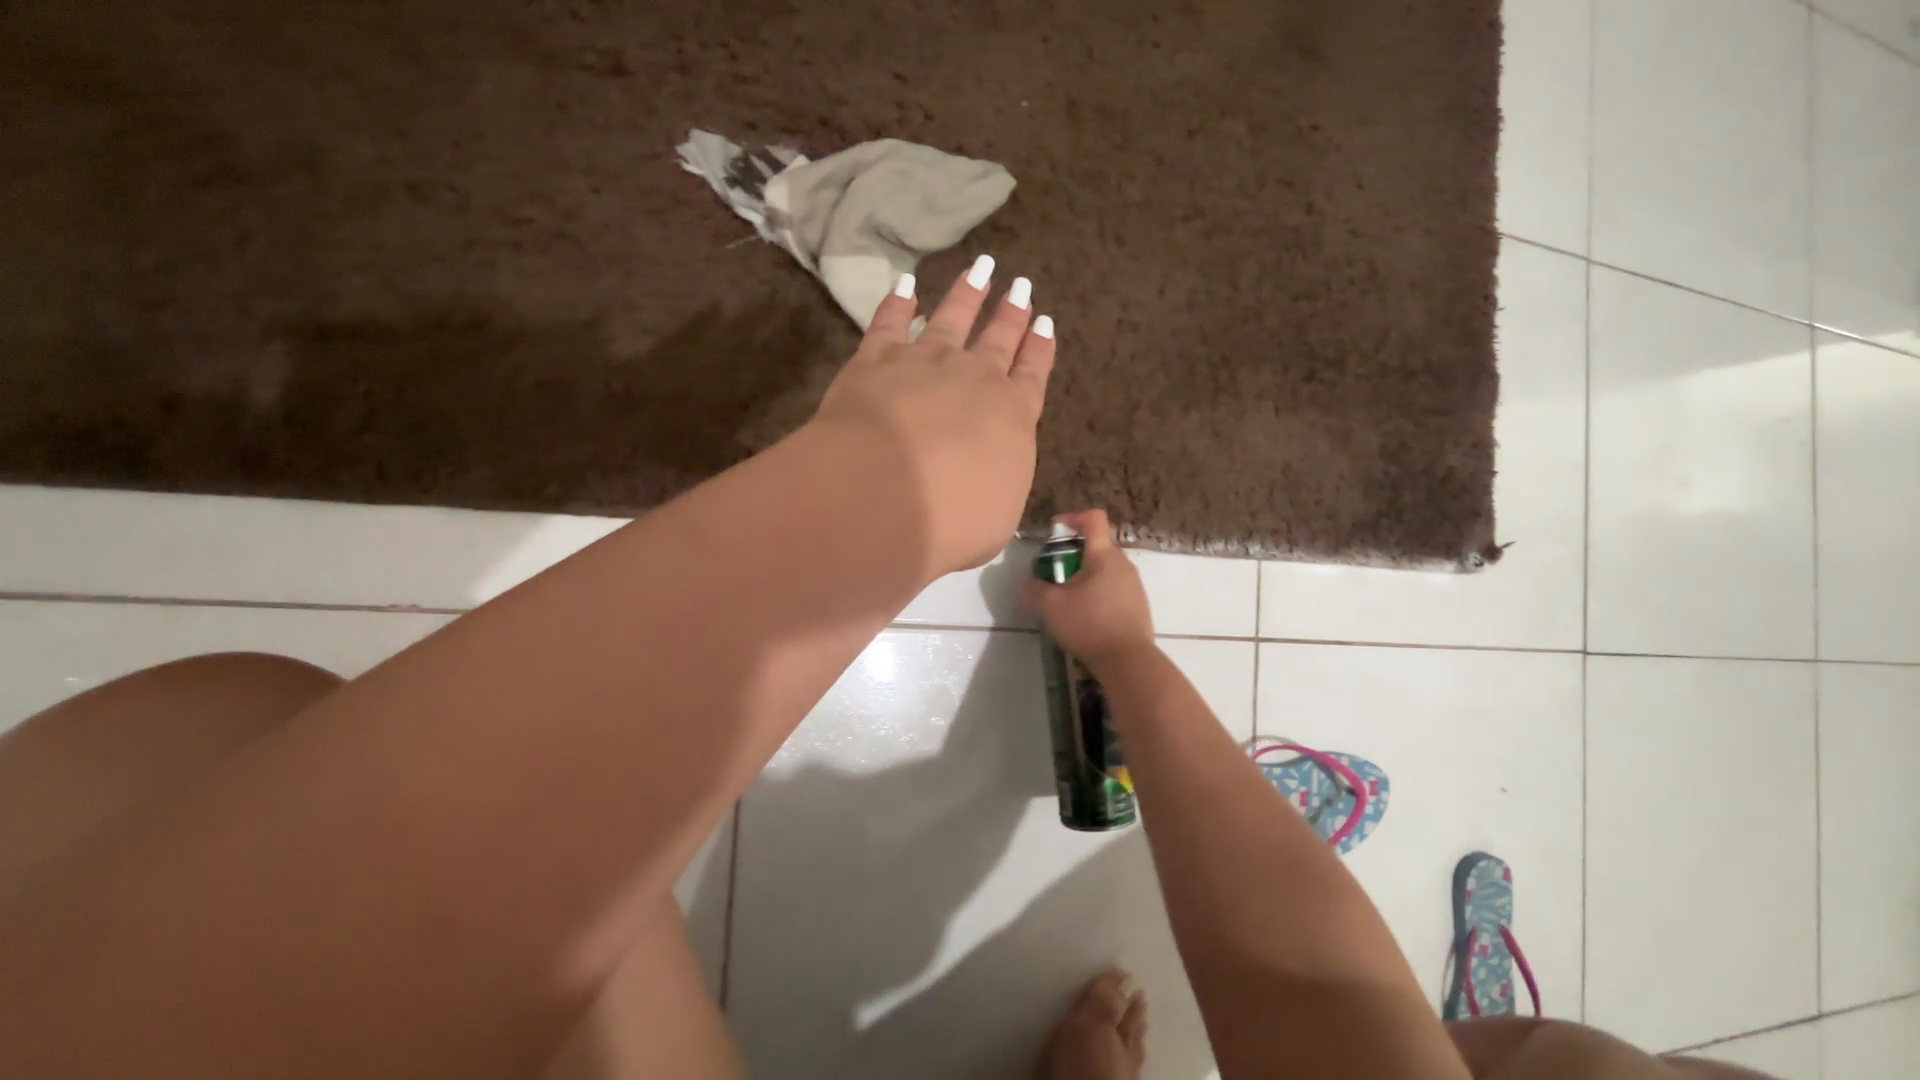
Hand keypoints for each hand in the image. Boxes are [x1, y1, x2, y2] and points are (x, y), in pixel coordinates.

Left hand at [811, 257, 1055, 574]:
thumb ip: (995, 486)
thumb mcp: (995, 517)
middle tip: (1022, 285)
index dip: (1038, 348)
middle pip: (997, 340)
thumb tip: (987, 479)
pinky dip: (898, 302)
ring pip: (952, 318)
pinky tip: (905, 284)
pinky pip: (890, 322)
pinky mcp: (876, 360)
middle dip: (1011, 313)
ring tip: (981, 268)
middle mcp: (974, 379)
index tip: (1044, 321)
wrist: (886, 495)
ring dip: (967, 293)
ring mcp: (925, 363)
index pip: (1032, 375)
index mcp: (1013, 417)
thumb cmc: (953, 520)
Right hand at [1024, 509, 1155, 670]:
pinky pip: (1114, 588)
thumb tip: (1031, 581)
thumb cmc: (1088, 625)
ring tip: (1068, 600)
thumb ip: (1035, 588)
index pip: (1093, 518)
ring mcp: (1134, 585)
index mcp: (1103, 555)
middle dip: (1073, 554)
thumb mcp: (1050, 606)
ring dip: (1085, 576)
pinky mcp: (1138, 605)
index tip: (1054, 532)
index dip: (1072, 518)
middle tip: (1054, 575)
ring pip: (1105, 569)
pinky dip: (1098, 593)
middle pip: (1097, 546)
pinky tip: (1086, 617)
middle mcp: (1123, 564)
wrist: (1128, 660)